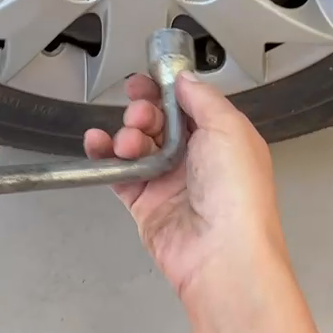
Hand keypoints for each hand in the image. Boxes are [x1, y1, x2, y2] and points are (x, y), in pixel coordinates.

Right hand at [83, 74, 287, 301]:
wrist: (222, 254)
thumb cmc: (236, 190)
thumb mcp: (228, 127)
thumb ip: (202, 97)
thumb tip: (184, 77)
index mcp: (222, 138)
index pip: (188, 104)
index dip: (166, 89)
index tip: (147, 79)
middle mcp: (197, 158)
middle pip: (160, 121)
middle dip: (144, 109)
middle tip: (140, 113)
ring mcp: (169, 181)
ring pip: (138, 143)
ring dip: (127, 132)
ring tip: (128, 140)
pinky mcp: (144, 203)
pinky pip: (119, 172)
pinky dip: (104, 154)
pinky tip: (97, 141)